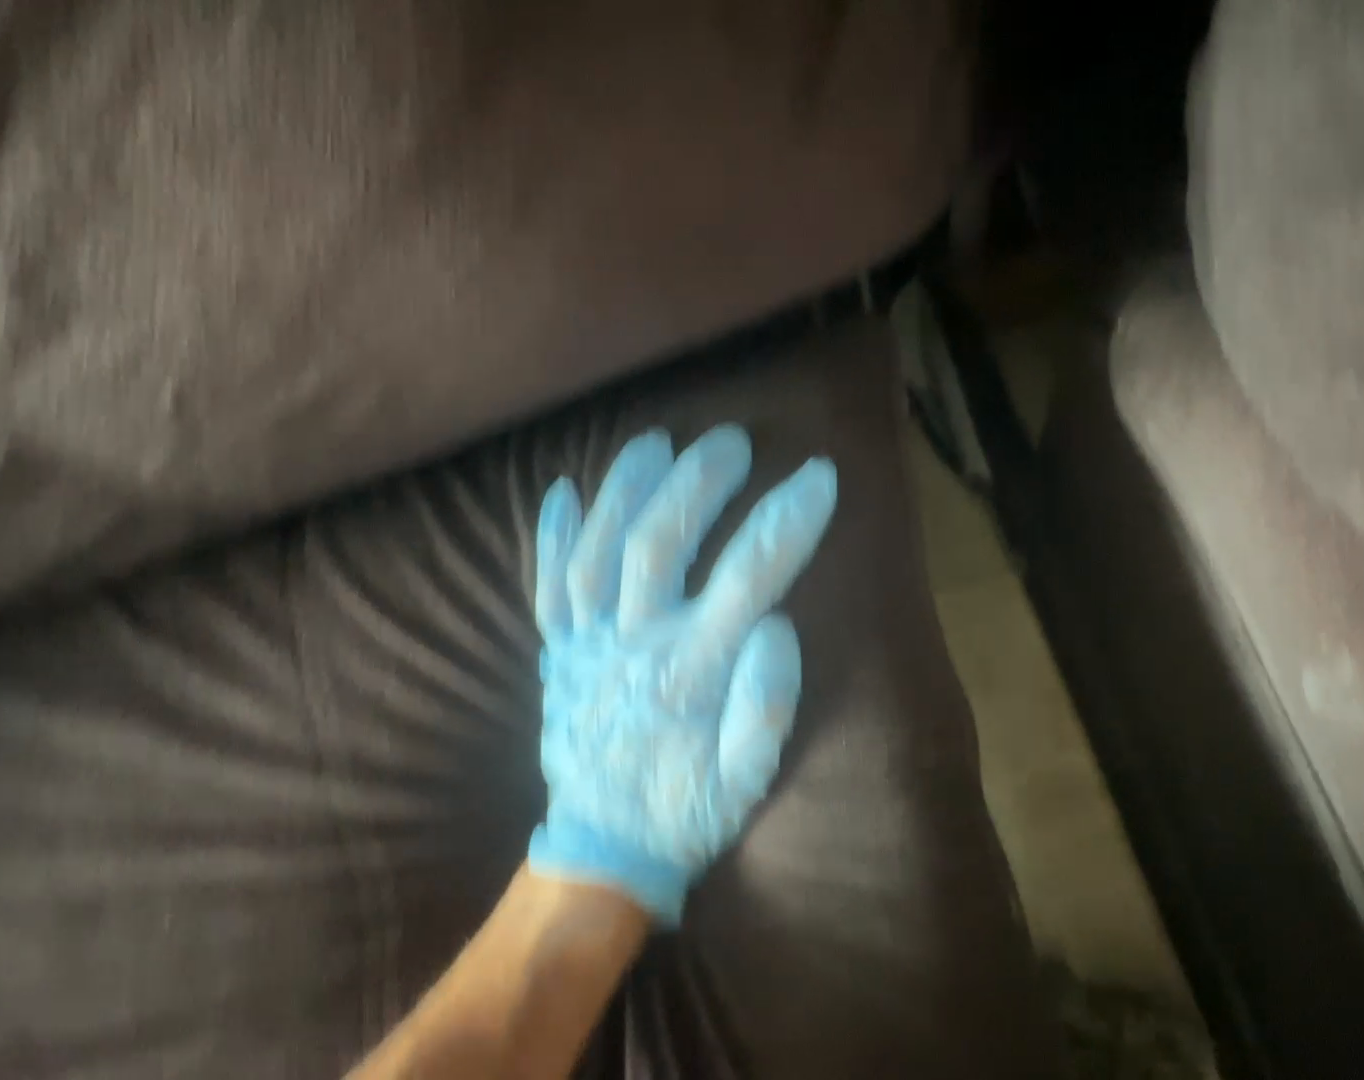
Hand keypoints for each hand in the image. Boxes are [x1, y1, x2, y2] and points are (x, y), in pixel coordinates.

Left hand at [525, 425, 837, 923]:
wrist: (604, 847)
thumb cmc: (688, 807)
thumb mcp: (749, 778)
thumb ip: (767, 704)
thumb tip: (777, 623)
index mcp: (689, 672)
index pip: (746, 578)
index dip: (785, 521)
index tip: (818, 475)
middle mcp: (630, 645)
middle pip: (656, 544)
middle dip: (697, 483)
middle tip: (731, 441)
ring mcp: (584, 644)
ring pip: (594, 549)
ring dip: (624, 488)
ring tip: (656, 441)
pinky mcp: (556, 651)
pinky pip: (545, 584)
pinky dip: (550, 534)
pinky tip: (560, 489)